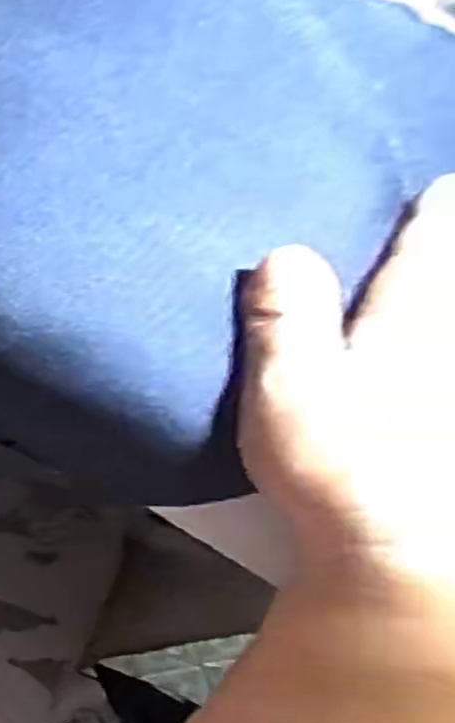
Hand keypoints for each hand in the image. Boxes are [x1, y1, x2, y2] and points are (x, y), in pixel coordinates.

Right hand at [241, 174, 454, 587]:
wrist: (403, 536)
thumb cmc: (332, 459)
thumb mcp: (289, 388)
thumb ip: (284, 322)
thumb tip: (284, 251)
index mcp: (404, 331)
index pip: (425, 259)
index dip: (433, 220)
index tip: (442, 185)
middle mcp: (446, 345)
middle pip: (453, 286)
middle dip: (454, 248)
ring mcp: (452, 382)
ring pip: (452, 321)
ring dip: (444, 294)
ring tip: (436, 282)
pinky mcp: (442, 414)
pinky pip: (441, 360)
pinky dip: (433, 341)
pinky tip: (421, 351)